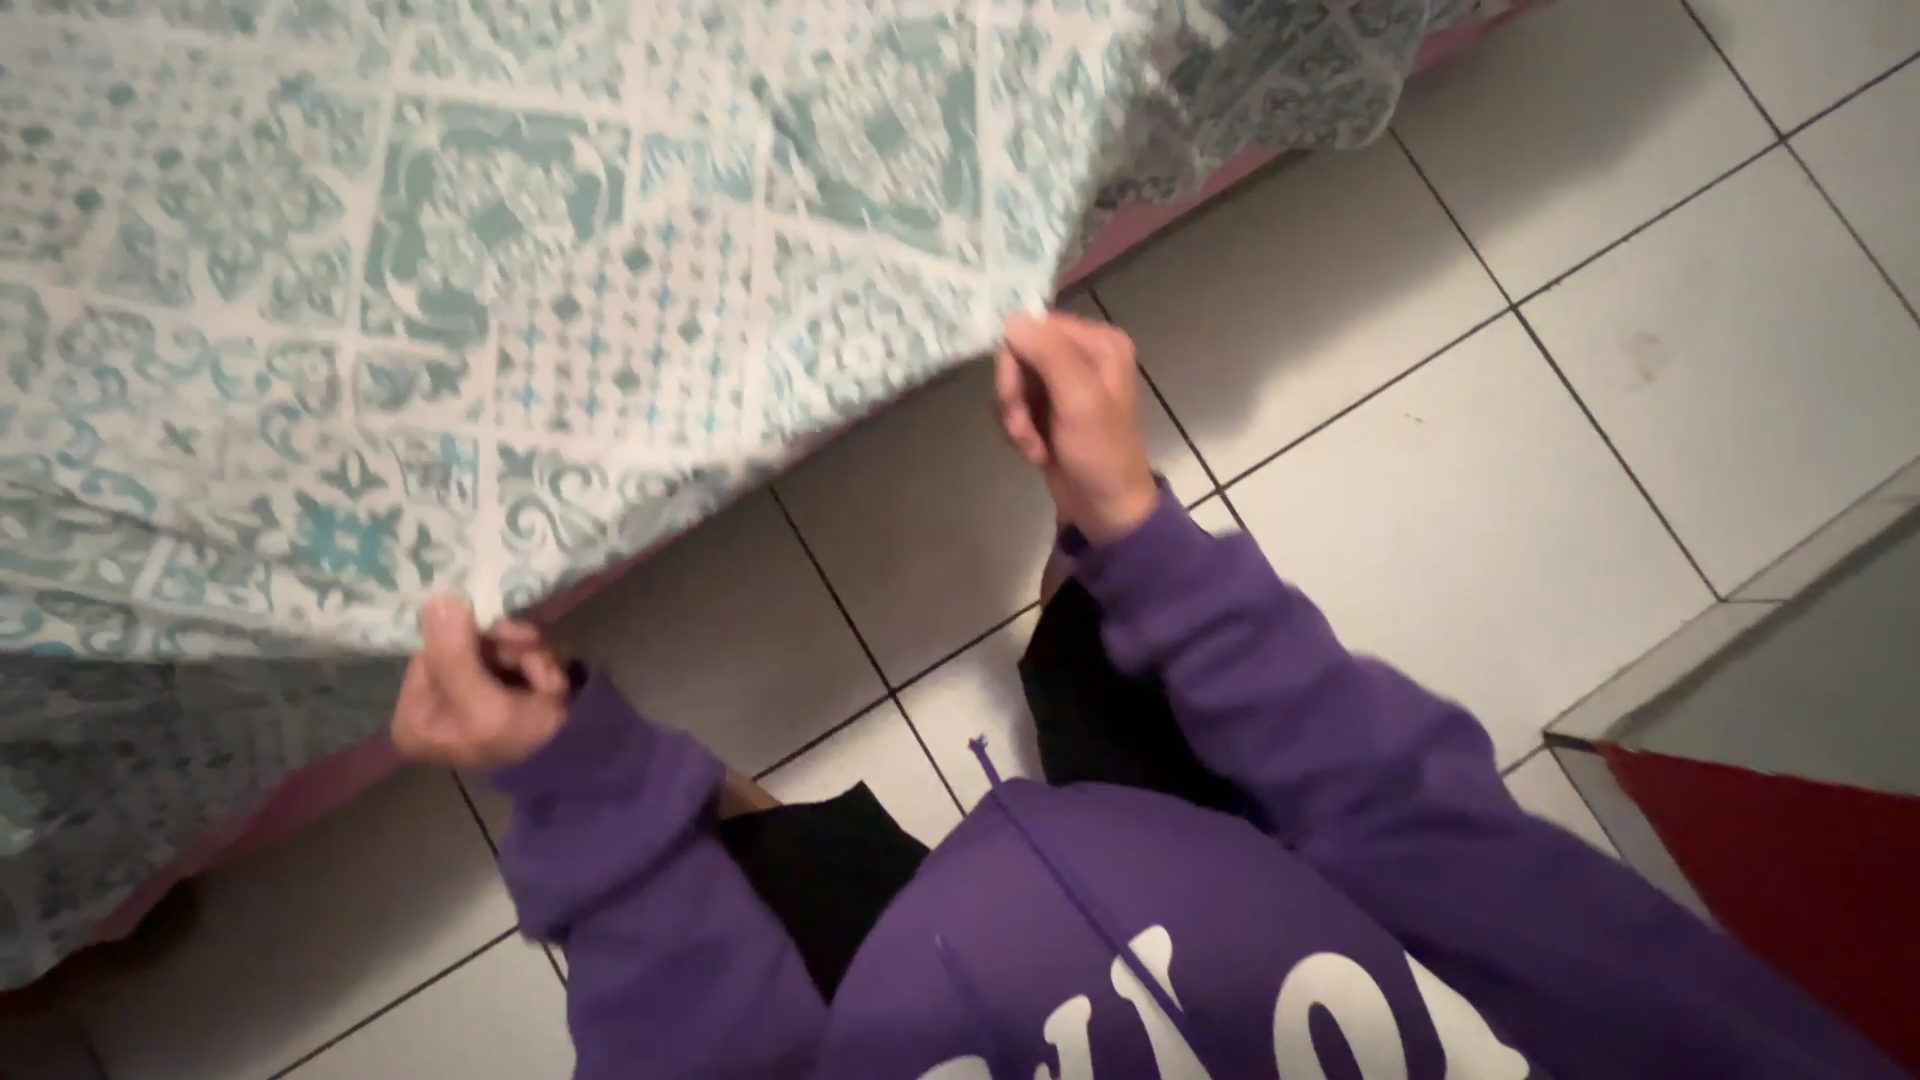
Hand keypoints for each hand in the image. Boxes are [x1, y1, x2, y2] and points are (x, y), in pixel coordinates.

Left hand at [390, 594, 571, 769]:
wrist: (578, 753)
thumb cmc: (522, 740)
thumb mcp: (483, 704)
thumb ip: (455, 655)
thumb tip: (435, 597)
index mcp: (415, 717)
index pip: (431, 652)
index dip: (469, 638)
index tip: (508, 636)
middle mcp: (436, 702)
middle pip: (465, 645)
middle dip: (507, 648)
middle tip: (533, 650)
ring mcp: (471, 691)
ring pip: (495, 644)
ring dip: (529, 654)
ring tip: (547, 683)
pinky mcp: (503, 682)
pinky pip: (516, 652)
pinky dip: (539, 661)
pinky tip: (549, 684)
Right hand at [993, 310, 1158, 543]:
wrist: (1105, 508)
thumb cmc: (1099, 455)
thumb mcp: (1079, 400)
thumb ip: (1049, 354)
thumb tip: (1011, 316)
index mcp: (1099, 343)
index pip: (1035, 328)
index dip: (1015, 363)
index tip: (1015, 400)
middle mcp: (1083, 355)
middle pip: (1019, 355)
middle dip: (1014, 397)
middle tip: (1022, 430)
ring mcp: (1065, 383)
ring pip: (1013, 382)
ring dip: (1014, 419)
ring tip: (1032, 446)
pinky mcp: (1049, 408)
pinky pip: (1015, 404)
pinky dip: (1017, 429)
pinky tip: (1034, 451)